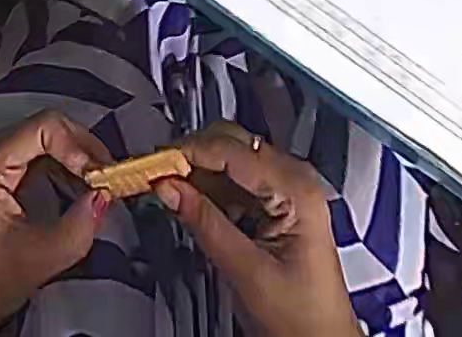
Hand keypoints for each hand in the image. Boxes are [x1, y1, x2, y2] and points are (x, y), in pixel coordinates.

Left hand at [0, 111, 113, 330]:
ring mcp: (4, 152)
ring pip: (55, 134)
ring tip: (102, 183)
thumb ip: (76, 230)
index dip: (76, 145)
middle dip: (84, 149)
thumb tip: (104, 197)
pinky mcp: (13, 163)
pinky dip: (72, 164)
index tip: (98, 174)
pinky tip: (86, 186)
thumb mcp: (37, 260)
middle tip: (108, 177)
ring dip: (82, 156)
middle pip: (52, 125)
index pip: (44, 127)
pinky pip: (51, 149)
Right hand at [155, 122, 358, 336]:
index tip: (158, 162)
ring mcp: (285, 186)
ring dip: (197, 169)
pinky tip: (191, 199)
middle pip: (232, 143)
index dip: (191, 152)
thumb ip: (206, 225)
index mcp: (297, 188)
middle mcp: (294, 176)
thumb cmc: (304, 321)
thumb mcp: (249, 274)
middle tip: (158, 171)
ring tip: (168, 186)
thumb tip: (169, 187)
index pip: (234, 151)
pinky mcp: (274, 199)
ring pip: (230, 157)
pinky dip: (208, 184)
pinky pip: (234, 177)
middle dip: (192, 154)